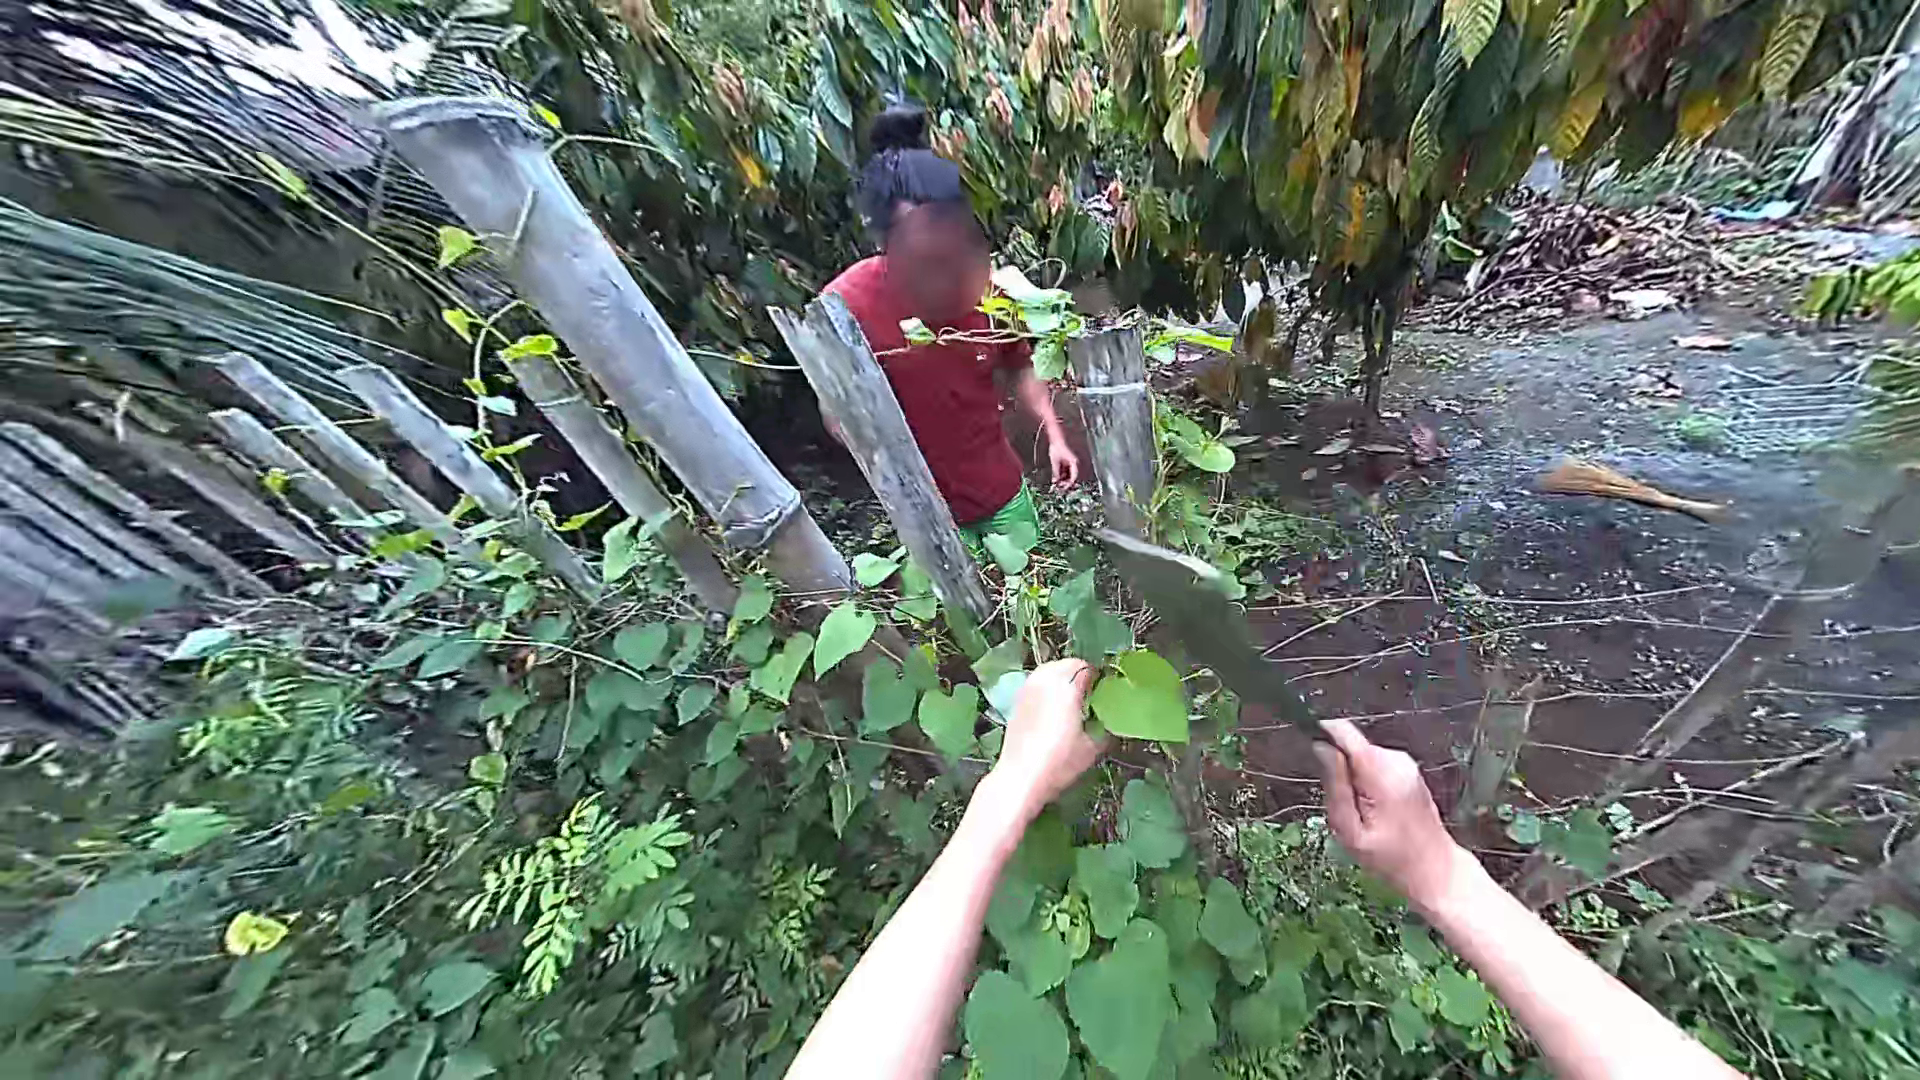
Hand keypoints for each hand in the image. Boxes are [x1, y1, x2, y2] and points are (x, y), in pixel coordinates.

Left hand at [989, 659, 1104, 817]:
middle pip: (1067, 664)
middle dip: (1080, 673)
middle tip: (1091, 693)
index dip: (1099, 676)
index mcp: (1066, 686)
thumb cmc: (1059, 761)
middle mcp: (1045, 680)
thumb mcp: (1092, 747)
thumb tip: (1112, 718)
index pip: (1086, 667)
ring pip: (1050, 669)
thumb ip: (1105, 727)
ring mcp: (1029, 687)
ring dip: (1062, 676)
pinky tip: (1053, 705)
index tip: (1105, 690)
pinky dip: (1048, 684)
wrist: (1020, 776)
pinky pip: (1037, 680)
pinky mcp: (1018, 698)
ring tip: (1072, 697)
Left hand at [1048, 440, 1080, 491]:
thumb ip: (1056, 473)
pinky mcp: (1067, 462)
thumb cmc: (1057, 448)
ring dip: (1063, 480)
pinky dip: (1062, 475)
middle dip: (1065, 483)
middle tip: (1058, 487)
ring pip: (1069, 475)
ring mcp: (1071, 463)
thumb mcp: (1055, 462)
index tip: (1063, 488)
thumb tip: (1056, 482)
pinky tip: (1056, 478)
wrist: (1056, 439)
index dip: (1069, 484)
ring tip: (1056, 483)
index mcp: (1074, 463)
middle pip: (1072, 477)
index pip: (1074, 477)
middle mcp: (1074, 464)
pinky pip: (1066, 471)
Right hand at [1313, 717, 1466, 912]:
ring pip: (1359, 752)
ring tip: (1361, 807)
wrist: (1438, 872)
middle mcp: (1396, 761)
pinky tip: (1374, 804)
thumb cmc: (1391, 859)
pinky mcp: (1407, 768)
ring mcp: (1405, 763)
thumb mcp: (1350, 829)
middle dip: (1338, 766)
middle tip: (1344, 801)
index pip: (1343, 731)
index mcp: (1381, 774)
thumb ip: (1335, 785)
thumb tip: (1320, 747)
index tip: (1312, 756)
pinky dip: (1364, 777)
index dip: (1322, 735)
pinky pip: (1371, 760)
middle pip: (1349, 744)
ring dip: (1351, 774)